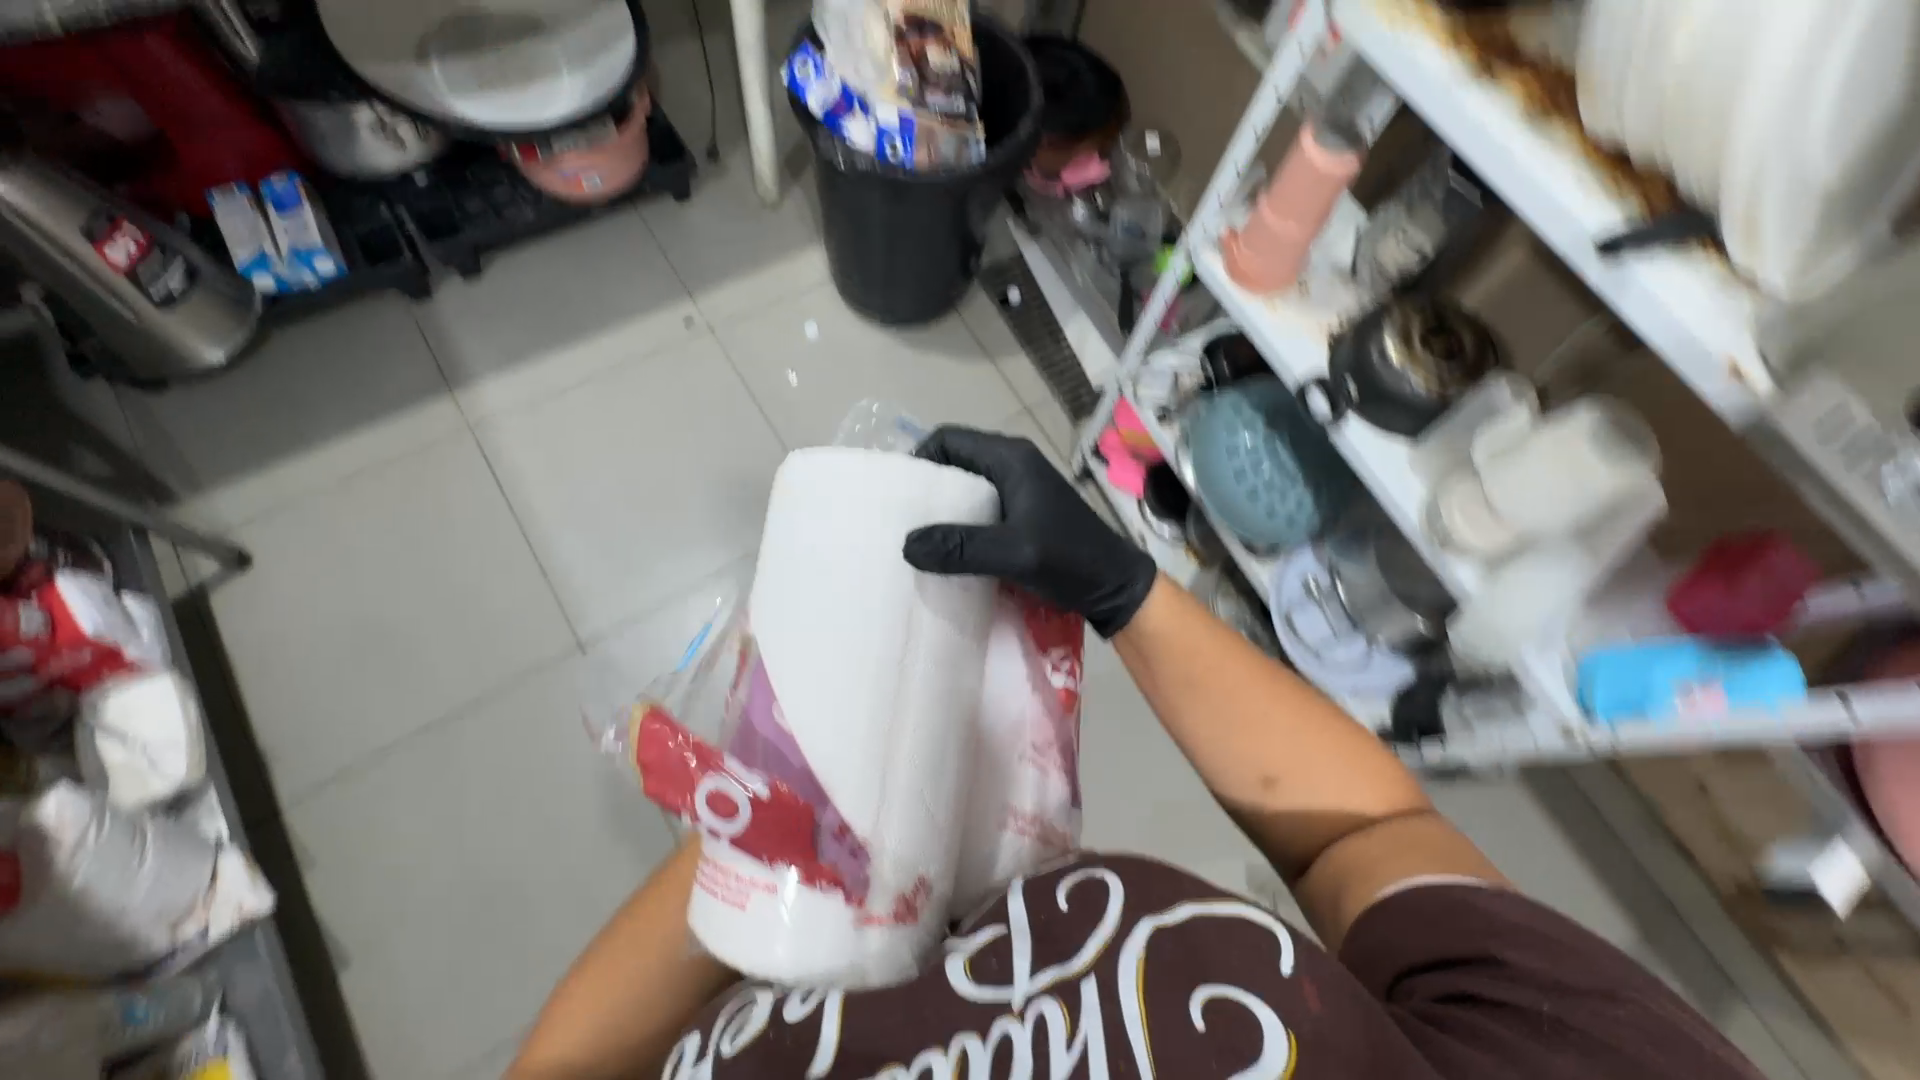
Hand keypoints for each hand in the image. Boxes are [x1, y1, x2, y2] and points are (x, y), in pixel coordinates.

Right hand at [902, 426, 1157, 638]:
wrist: (1115, 585)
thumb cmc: (1070, 559)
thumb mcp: (1014, 553)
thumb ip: (961, 547)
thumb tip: (907, 545)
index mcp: (1011, 459)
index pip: (949, 440)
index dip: (919, 459)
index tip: (898, 492)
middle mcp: (1014, 465)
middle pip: (956, 462)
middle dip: (927, 485)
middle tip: (901, 518)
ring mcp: (1021, 489)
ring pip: (968, 487)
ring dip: (944, 508)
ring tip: (918, 537)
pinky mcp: (1024, 513)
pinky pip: (981, 509)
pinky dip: (961, 523)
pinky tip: (948, 551)